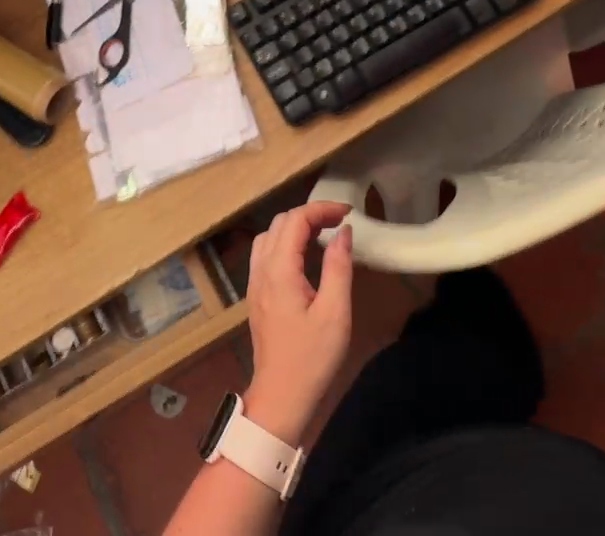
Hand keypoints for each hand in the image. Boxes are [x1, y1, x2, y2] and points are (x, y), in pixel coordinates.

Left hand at [242, 202, 353, 443]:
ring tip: (325, 234)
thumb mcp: (335, 312)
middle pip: (280, 223)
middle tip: (340, 223)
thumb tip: (343, 232)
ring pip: (270, 237)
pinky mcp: (257, 295)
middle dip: (310, 214)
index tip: (349, 212)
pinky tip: (306, 256)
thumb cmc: (312, 357)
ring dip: (296, 227)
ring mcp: (255, 282)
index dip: (321, 209)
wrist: (281, 395)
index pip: (295, 220)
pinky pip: (267, 254)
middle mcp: (261, 270)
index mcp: (279, 270)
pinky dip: (286, 243)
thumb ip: (338, 266)